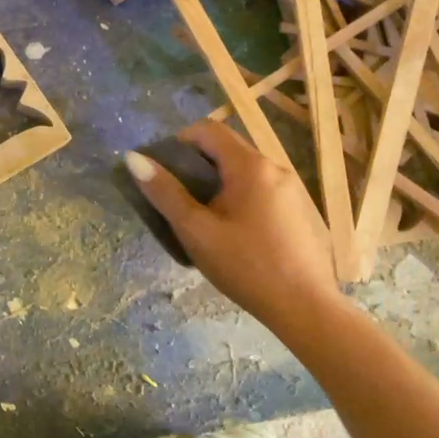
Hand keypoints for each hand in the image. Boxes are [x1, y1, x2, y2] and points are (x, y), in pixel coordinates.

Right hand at [126, 119, 339, 334]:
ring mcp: (292, 190)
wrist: (305, 308)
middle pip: (226, 149)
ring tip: (200, 218)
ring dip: (216, 183)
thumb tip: (133, 158)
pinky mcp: (299, 211)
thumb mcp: (195, 230)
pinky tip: (231, 232)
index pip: (207, 130)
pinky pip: (260, 190)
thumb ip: (164, 192)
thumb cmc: (245, 265)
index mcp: (250, 166)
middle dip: (195, 165)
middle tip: (175, 197)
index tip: (161, 169)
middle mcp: (275, 168)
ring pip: (244, 172)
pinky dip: (238, 197)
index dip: (177, 141)